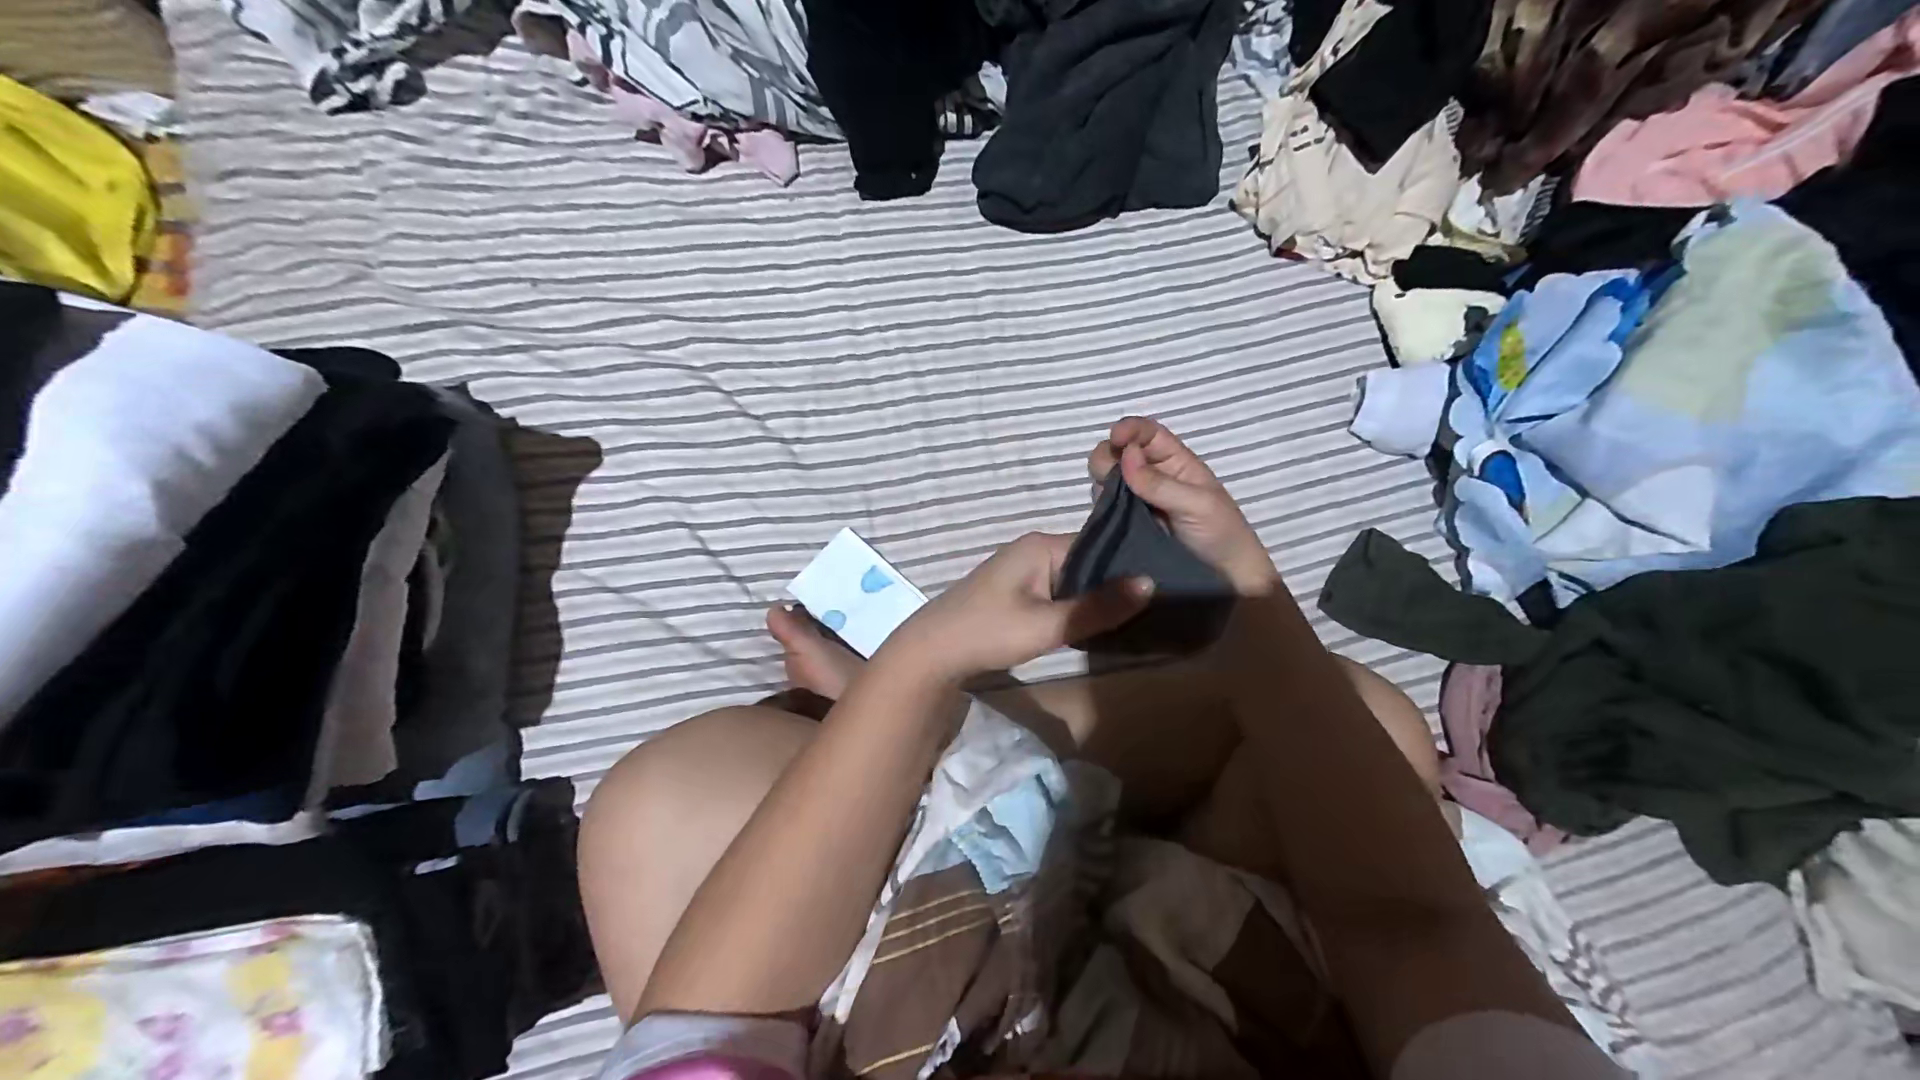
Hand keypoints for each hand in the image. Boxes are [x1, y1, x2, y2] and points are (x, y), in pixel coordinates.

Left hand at [879, 533, 1152, 683]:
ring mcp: (1022, 573)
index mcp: (1041, 545)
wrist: (931, 654)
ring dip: (1095, 600)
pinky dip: (1074, 609)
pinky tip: (1096, 626)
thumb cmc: (988, 632)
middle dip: (1114, 586)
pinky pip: (1057, 595)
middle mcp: (1033, 551)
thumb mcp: (1048, 624)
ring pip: (1073, 582)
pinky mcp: (1016, 594)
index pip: (1100, 546)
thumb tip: (1151, 583)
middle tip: (1157, 608)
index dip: (1129, 566)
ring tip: (1137, 618)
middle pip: (1087, 564)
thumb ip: (1097, 607)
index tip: (1165, 587)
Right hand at [1088, 416, 1278, 595]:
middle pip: (1118, 452)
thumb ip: (1160, 483)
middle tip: (1109, 476)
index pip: (1148, 433)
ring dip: (1102, 482)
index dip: (1130, 428)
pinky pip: (1104, 508)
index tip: (1115, 437)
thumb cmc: (1221, 535)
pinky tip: (1104, 515)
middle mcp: (1152, 478)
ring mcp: (1136, 503)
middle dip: (1107, 456)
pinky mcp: (1124, 526)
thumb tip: (1125, 455)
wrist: (1226, 582)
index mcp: (1176, 463)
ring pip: (1106, 479)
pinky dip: (1099, 506)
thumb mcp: (1198, 505)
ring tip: (1109, 501)